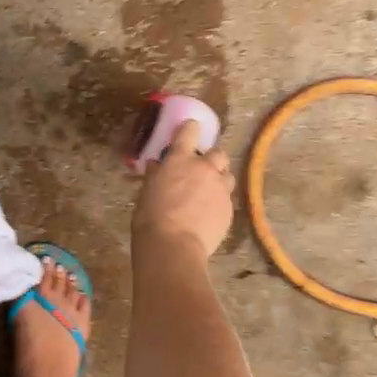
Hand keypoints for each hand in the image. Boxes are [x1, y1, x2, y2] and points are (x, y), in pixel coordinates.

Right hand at [133, 119, 235, 256]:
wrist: (174, 247)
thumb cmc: (151, 218)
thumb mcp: (147, 192)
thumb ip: (155, 176)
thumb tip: (157, 165)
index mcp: (180, 160)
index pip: (189, 131)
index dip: (190, 128)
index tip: (188, 130)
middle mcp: (204, 168)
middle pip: (218, 153)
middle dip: (212, 159)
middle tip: (201, 170)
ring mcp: (220, 188)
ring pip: (227, 175)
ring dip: (219, 179)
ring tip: (208, 193)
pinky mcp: (229, 208)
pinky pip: (227, 198)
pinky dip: (219, 202)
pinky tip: (209, 214)